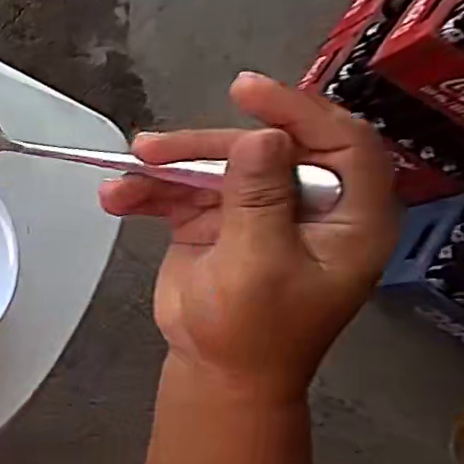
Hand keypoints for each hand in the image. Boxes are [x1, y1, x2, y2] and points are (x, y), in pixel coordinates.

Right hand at [98, 73, 399, 399]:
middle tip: (151, 149)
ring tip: (122, 181)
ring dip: (161, 173)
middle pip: (256, 154)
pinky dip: (146, 195)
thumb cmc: (254, 331)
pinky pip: (177, 196)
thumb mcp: (261, 265)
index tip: (245, 93)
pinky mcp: (210, 225)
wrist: (216, 369)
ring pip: (209, 172)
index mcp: (345, 214)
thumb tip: (261, 140)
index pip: (338, 143)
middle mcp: (303, 204)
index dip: (296, 111)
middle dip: (200, 150)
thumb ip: (260, 201)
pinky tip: (117, 198)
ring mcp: (252, 213)